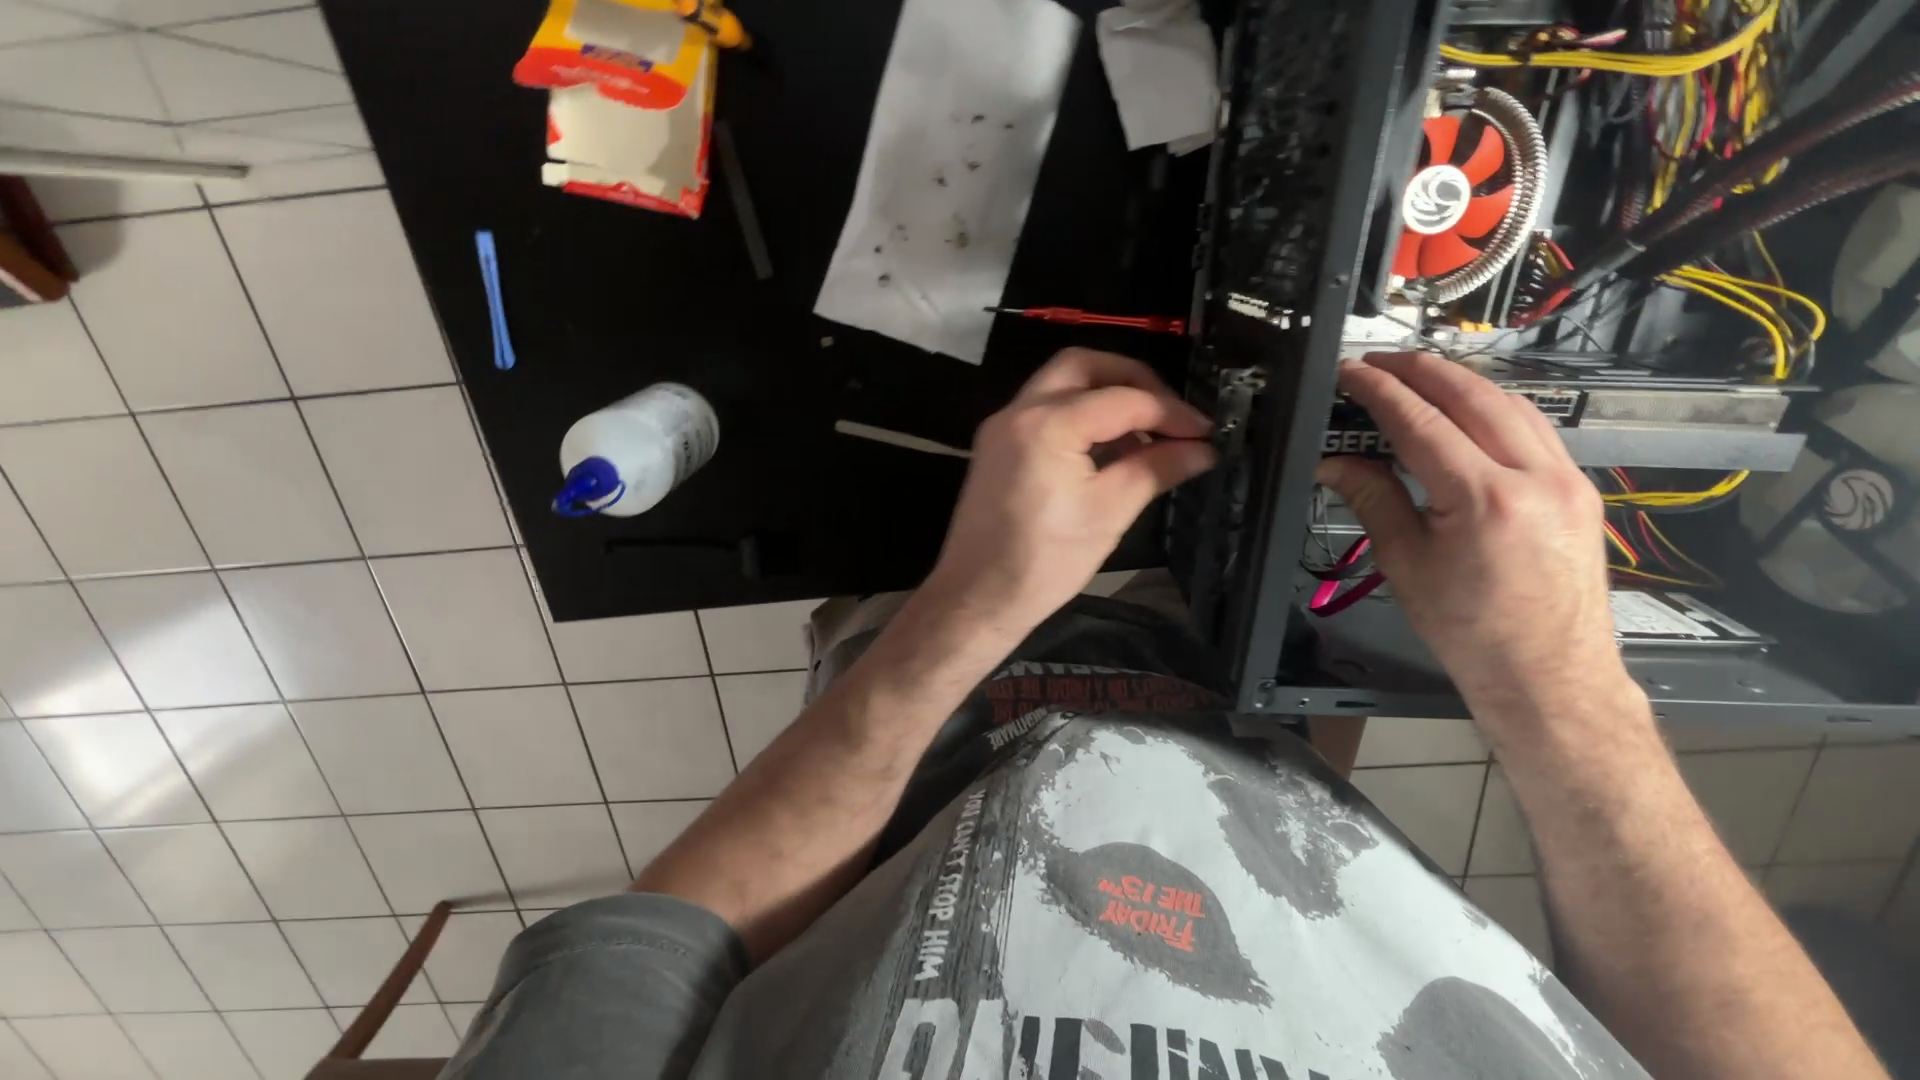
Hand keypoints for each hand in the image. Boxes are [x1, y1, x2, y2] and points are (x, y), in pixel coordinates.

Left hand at [923, 348, 1215, 631]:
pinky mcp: (997, 446)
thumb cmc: (1045, 563)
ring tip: (1146, 432)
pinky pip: (1045, 410)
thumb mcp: (1110, 514)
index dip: (1172, 412)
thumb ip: (1157, 469)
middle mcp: (1018, 411)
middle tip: (1170, 413)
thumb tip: (1203, 449)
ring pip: (1061, 383)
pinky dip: (1080, 414)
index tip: (1205, 433)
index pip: (1123, 398)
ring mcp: (1001, 427)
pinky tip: (1111, 447)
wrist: (977, 598)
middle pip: (1084, 366)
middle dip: (1134, 380)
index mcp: (1047, 425)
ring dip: (1106, 395)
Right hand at [1315, 352, 1638, 734]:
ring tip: (1416, 377)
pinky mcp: (1579, 489)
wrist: (1546, 672)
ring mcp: (1567, 479)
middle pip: (1472, 395)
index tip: (1350, 372)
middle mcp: (1535, 477)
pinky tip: (1467, 410)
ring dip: (1459, 382)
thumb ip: (1373, 498)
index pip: (1421, 421)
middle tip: (1377, 362)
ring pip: (1510, 403)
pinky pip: (1533, 428)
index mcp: (1484, 499)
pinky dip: (1493, 407)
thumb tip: (1336, 462)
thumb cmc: (1472, 630)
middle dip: (1420, 370)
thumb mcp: (1406, 562)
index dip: (1379, 390)